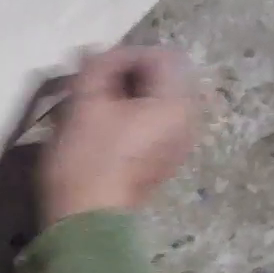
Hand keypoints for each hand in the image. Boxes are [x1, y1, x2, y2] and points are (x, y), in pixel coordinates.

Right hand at [39, 47, 199, 225]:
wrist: (84, 221)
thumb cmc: (84, 161)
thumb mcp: (84, 107)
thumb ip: (96, 70)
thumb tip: (98, 51)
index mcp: (178, 101)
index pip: (161, 56)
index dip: (123, 56)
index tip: (89, 72)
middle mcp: (189, 119)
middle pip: (162, 80)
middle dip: (124, 78)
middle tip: (87, 90)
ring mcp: (178, 145)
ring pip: (155, 104)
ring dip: (124, 100)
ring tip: (91, 112)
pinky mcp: (161, 164)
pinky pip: (151, 128)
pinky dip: (128, 122)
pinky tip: (101, 136)